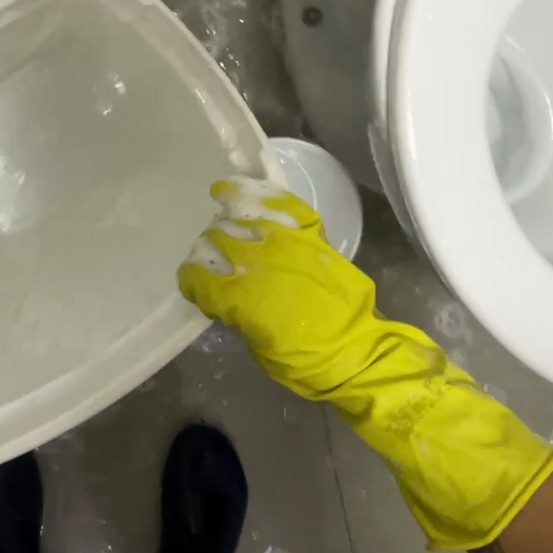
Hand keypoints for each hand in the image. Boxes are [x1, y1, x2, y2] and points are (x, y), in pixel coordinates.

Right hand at [178, 177, 552, 550]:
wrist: (361, 354)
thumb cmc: (308, 363)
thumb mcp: (259, 348)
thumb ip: (237, 315)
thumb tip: (225, 296)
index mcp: (241, 297)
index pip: (198, 278)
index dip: (191, 281)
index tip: (191, 283)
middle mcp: (258, 263)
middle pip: (216, 242)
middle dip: (207, 249)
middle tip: (210, 256)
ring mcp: (286, 242)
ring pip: (244, 215)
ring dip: (227, 213)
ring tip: (219, 204)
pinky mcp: (310, 234)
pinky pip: (283, 204)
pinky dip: (262, 194)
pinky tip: (245, 189)